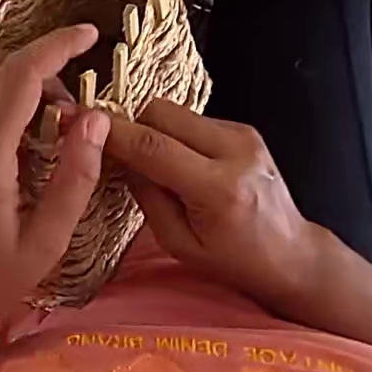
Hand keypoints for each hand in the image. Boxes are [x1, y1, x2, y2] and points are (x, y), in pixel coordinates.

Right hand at [103, 100, 331, 314]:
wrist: (291, 254)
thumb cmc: (234, 260)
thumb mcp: (180, 243)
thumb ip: (147, 197)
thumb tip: (120, 157)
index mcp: (219, 189)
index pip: (153, 146)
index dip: (113, 134)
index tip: (81, 126)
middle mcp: (235, 151)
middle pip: (162, 112)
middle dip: (132, 125)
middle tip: (117, 151)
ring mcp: (244, 135)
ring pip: (175, 111)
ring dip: (154, 130)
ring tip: (153, 163)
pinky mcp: (245, 129)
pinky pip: (192, 120)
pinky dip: (175, 134)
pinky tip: (180, 162)